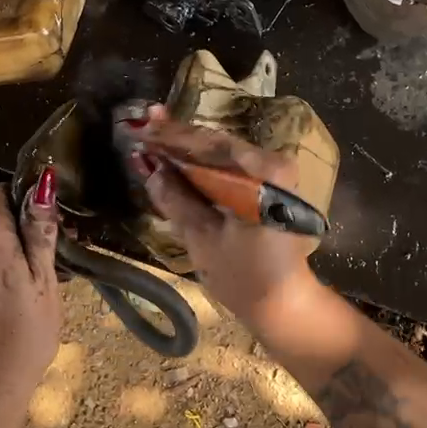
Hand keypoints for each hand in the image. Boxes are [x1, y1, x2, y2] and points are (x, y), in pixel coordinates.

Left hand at [0, 177, 62, 399]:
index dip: (30, 204)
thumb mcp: (44, 278)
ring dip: (16, 249)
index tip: (52, 226)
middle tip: (55, 259)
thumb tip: (43, 186)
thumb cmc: (24, 331)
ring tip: (41, 281)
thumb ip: (40, 230)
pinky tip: (22, 293)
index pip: (5, 194)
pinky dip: (3, 265)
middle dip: (25, 229)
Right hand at [126, 107, 323, 324]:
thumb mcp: (203, 238)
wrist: (284, 304)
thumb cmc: (246, 276)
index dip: (173, 135)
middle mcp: (273, 164)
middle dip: (177, 137)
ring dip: (185, 148)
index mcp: (264, 173)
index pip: (211, 144)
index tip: (143, 125)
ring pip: (219, 154)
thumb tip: (150, 168)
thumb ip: (176, 199)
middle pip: (216, 144)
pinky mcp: (266, 187)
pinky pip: (226, 168)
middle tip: (142, 123)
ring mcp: (272, 174)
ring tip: (152, 133)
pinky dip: (199, 165)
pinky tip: (173, 157)